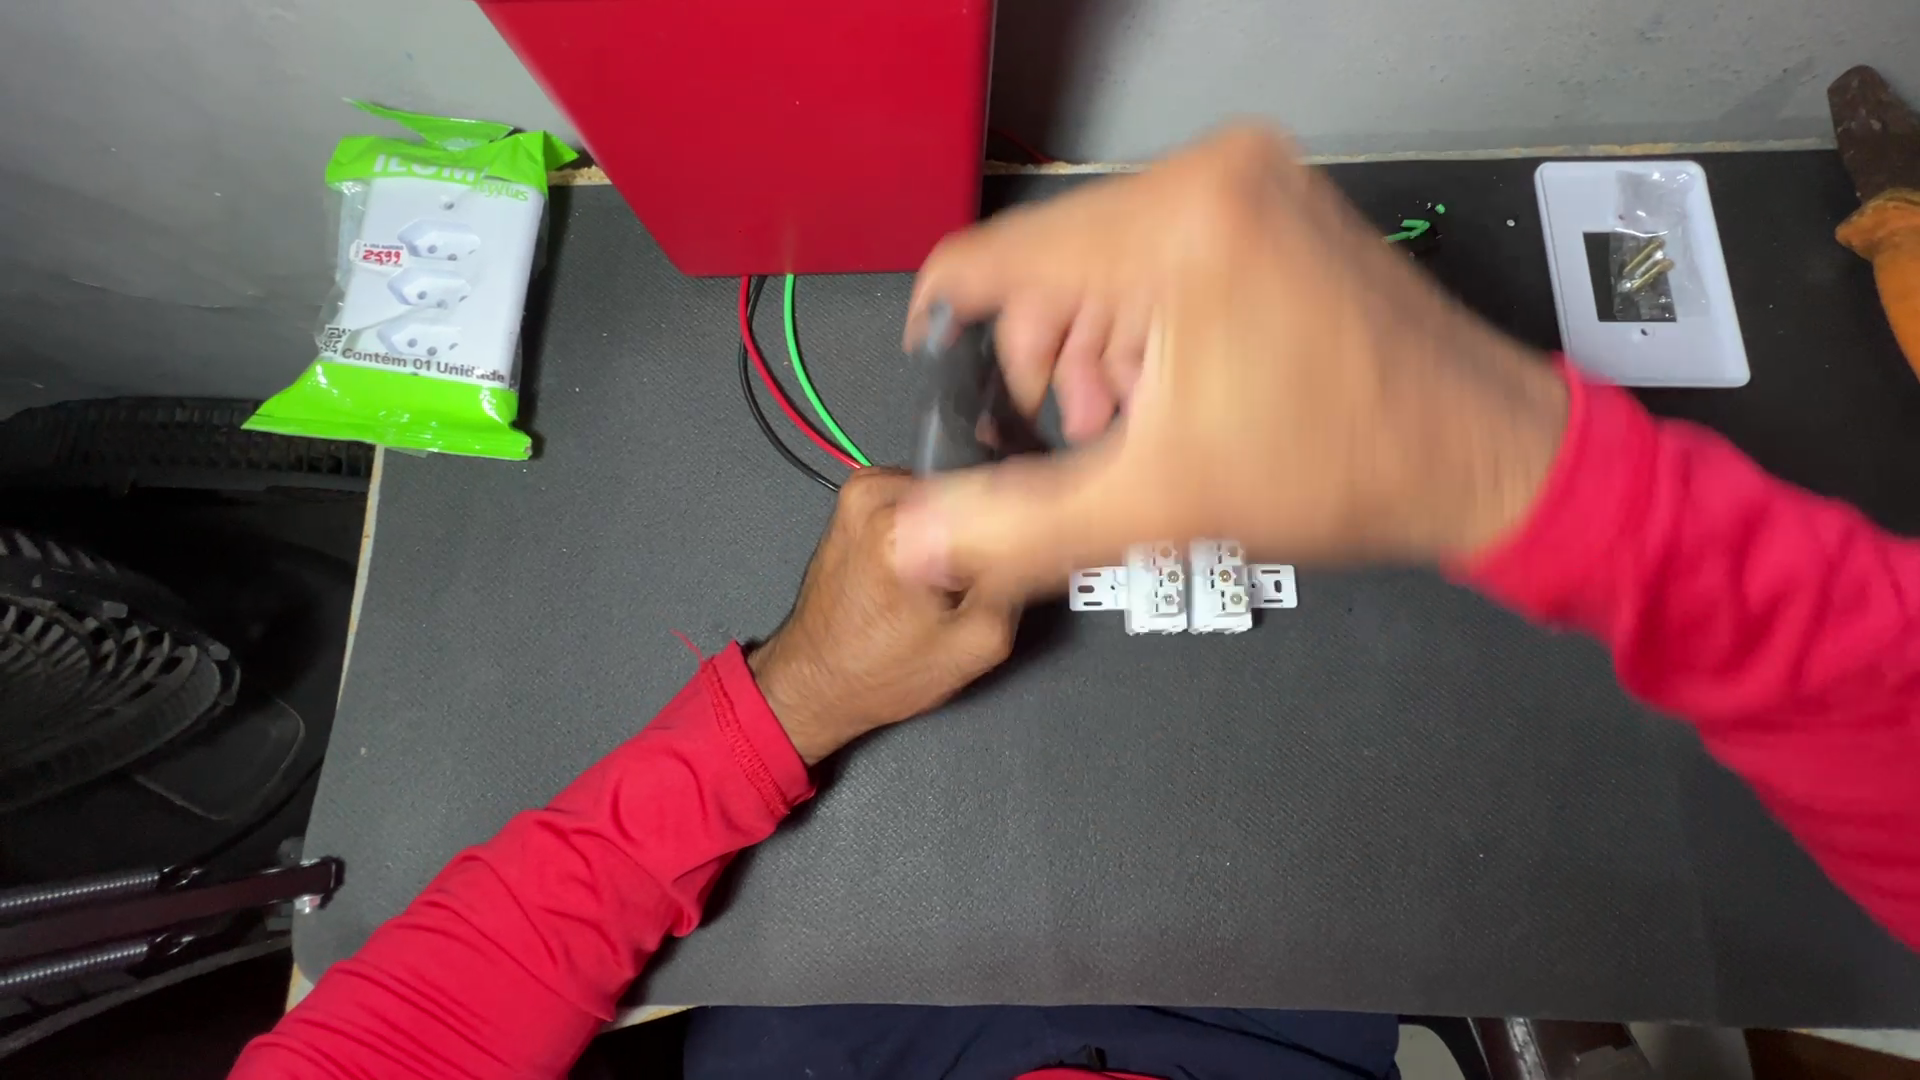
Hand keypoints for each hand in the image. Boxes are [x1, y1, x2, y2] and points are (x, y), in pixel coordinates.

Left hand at [749, 469, 1018, 763]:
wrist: (817, 682)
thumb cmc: (881, 672)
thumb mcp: (979, 642)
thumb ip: (1018, 583)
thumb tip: (1039, 541)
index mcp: (903, 524)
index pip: (997, 495)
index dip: (1016, 530)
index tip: (1016, 558)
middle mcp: (874, 494)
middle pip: (970, 490)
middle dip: (983, 529)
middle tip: (971, 578)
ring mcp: (858, 492)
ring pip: (945, 493)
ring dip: (954, 529)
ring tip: (940, 577)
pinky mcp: (853, 501)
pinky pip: (917, 499)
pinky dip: (927, 528)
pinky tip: (920, 568)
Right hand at [892, 125, 1569, 596]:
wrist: (1481, 457)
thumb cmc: (1339, 472)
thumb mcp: (1156, 508)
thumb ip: (1019, 526)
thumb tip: (918, 538)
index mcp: (1174, 229)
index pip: (995, 257)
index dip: (944, 320)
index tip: (935, 367)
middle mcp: (1208, 177)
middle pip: (1046, 265)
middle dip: (1039, 360)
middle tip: (1075, 431)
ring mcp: (1245, 184)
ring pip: (1098, 266)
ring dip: (1090, 352)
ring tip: (1132, 420)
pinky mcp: (1267, 209)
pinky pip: (1153, 260)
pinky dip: (1136, 328)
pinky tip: (1166, 386)